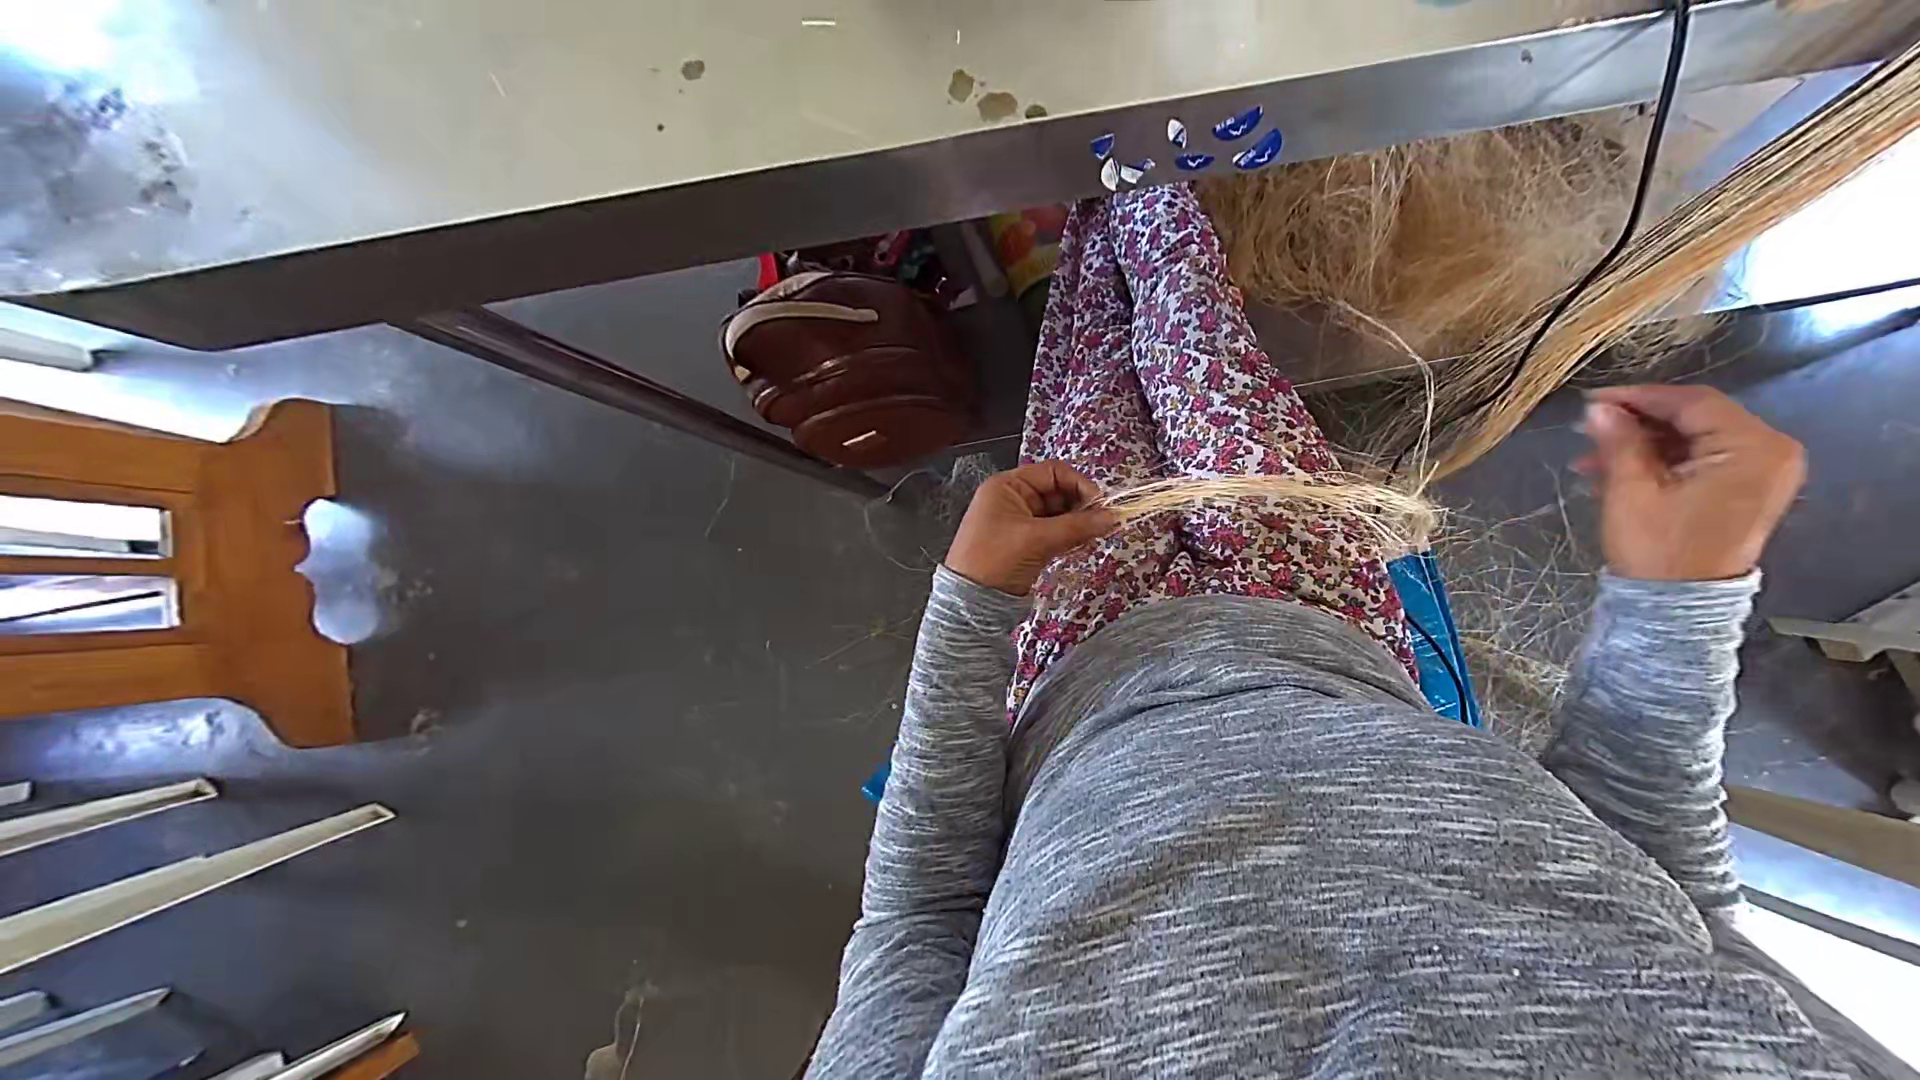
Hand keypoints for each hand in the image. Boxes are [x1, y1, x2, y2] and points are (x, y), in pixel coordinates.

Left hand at [945, 462, 1118, 595]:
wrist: (971, 602)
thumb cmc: (996, 560)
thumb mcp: (1037, 539)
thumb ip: (1077, 527)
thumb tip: (1112, 517)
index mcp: (1007, 486)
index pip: (1052, 473)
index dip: (1079, 485)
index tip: (1101, 505)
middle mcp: (1012, 498)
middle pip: (1057, 492)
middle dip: (1080, 507)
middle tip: (1101, 525)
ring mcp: (1018, 521)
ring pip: (1057, 514)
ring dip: (1076, 524)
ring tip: (1093, 537)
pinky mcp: (1023, 542)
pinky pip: (1052, 532)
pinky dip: (1067, 537)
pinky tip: (1082, 545)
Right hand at [1580, 385, 1804, 581]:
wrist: (1676, 599)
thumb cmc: (1656, 543)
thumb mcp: (1630, 489)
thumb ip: (1619, 442)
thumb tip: (1599, 409)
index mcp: (1752, 448)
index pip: (1694, 403)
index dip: (1640, 397)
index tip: (1592, 400)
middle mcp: (1769, 452)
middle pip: (1697, 418)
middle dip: (1638, 421)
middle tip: (1588, 427)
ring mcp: (1760, 472)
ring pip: (1692, 438)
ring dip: (1641, 442)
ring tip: (1592, 455)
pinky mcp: (1743, 488)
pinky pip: (1698, 458)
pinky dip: (1657, 459)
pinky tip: (1615, 469)